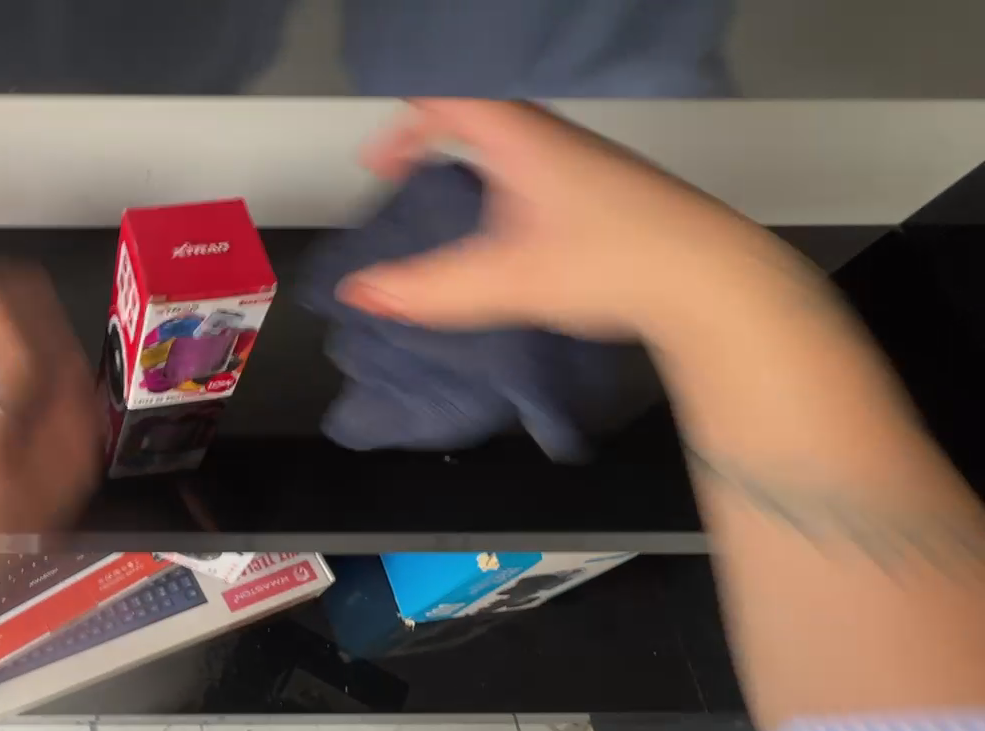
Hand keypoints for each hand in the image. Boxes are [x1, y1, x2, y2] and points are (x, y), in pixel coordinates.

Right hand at [337, 99, 800, 341]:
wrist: (710, 282)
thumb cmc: (615, 263)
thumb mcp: (502, 282)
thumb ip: (423, 290)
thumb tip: (357, 291)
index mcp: (525, 146)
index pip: (453, 103)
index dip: (405, 125)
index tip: (377, 166)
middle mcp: (553, 144)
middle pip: (477, 118)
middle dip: (427, 142)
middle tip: (395, 175)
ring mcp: (580, 167)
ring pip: (505, 146)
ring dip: (461, 165)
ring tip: (435, 208)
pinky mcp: (597, 194)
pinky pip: (527, 173)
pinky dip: (491, 188)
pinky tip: (491, 236)